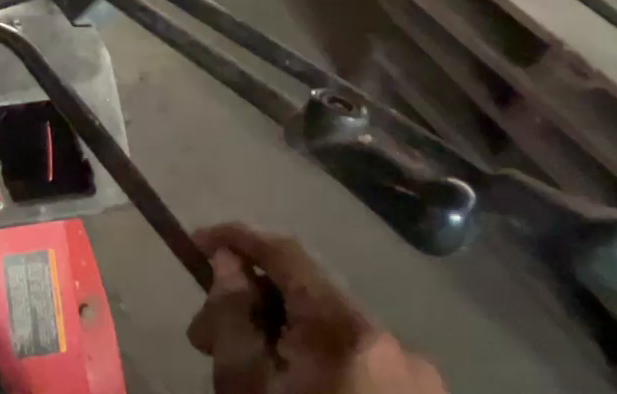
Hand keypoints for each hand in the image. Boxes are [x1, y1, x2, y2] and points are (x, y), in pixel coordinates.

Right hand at [187, 223, 446, 393]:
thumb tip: (228, 263)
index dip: (235, 238)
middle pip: (307, 295)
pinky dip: (316, 360)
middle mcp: (395, 344)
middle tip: (203, 336)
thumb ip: (231, 312)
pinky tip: (290, 387)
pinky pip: (360, 360)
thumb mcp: (244, 382)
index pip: (285, 253)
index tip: (196, 245)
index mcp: (346, 331)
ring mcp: (421, 380)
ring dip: (281, 335)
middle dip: (250, 303)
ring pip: (332, 330)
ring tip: (246, 369)